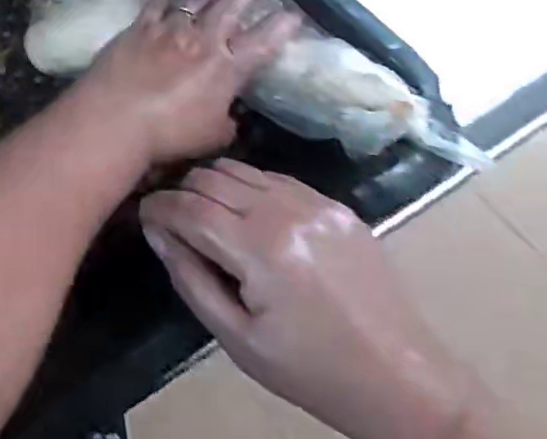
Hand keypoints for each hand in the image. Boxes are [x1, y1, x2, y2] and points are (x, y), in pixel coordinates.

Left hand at [69, 0, 298, 164]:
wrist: (115, 117)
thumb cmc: (169, 133)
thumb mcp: (212, 136)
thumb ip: (227, 121)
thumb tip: (232, 114)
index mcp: (227, 66)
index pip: (264, 40)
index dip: (282, 24)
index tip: (293, 13)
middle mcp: (202, 38)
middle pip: (231, 5)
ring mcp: (170, 27)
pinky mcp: (140, 25)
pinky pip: (158, 2)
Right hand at [140, 161, 485, 438]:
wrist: (403, 379)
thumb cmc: (312, 371)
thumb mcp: (238, 340)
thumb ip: (190, 278)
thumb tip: (157, 232)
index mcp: (261, 249)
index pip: (189, 207)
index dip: (158, 207)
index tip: (142, 214)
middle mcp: (284, 210)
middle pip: (209, 177)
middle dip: (182, 194)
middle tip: (174, 222)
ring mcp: (313, 201)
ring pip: (239, 168)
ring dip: (213, 186)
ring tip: (209, 218)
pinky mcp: (333, 202)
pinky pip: (273, 178)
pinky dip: (248, 189)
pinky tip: (250, 219)